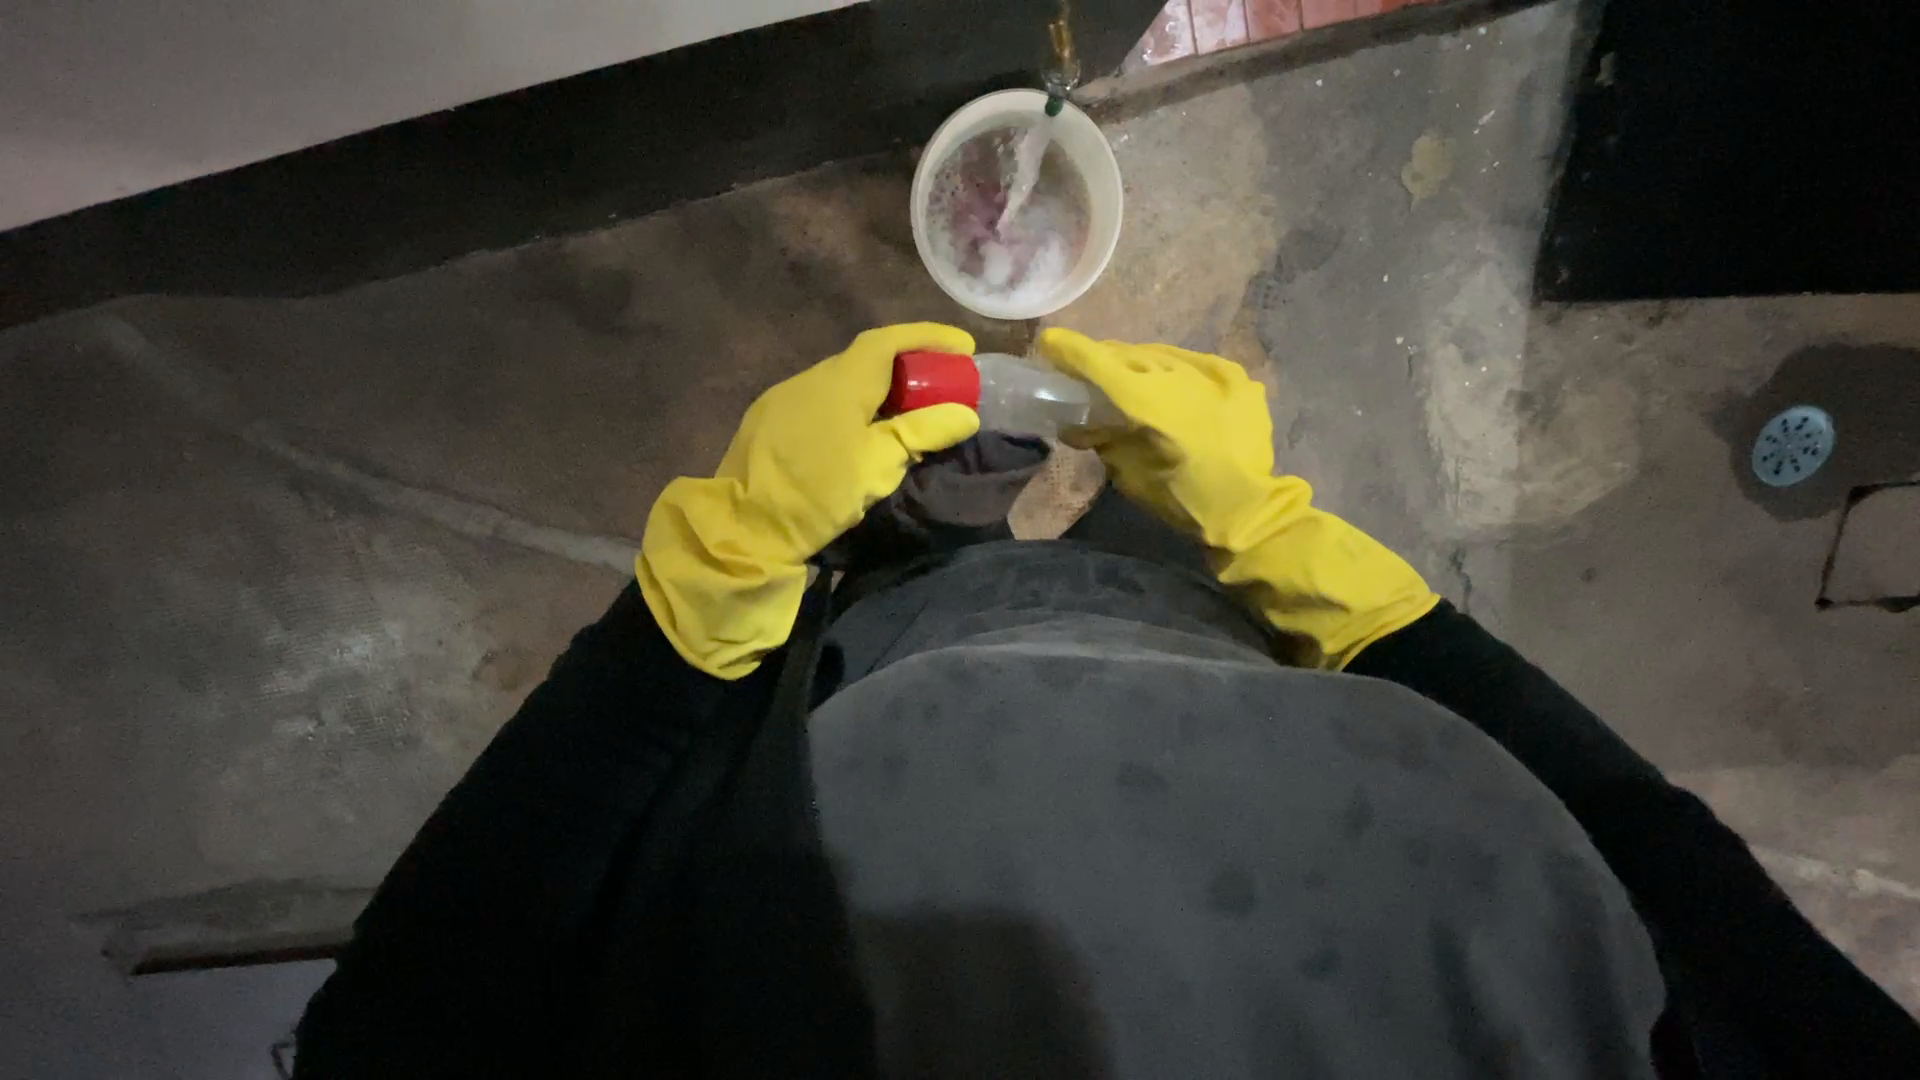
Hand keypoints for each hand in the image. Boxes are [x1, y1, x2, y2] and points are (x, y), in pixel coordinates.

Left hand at [639, 324, 980, 677]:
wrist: (744, 527)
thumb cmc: (817, 492)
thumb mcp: (879, 465)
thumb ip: (924, 433)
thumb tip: (966, 414)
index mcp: (840, 381)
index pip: (889, 340)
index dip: (928, 337)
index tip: (962, 347)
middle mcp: (810, 378)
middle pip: (867, 359)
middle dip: (909, 366)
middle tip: (942, 384)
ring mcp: (785, 399)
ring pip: (843, 381)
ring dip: (880, 389)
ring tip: (909, 411)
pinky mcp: (770, 422)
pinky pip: (823, 402)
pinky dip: (854, 406)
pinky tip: (863, 431)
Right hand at [1039, 328, 1437, 668]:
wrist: (1249, 510)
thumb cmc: (1181, 500)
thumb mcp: (1129, 474)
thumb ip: (1103, 440)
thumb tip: (1076, 424)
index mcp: (1148, 402)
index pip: (1101, 363)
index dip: (1072, 350)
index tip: (1050, 343)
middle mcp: (1179, 375)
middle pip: (1129, 354)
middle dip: (1103, 360)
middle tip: (1087, 372)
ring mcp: (1212, 372)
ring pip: (1161, 355)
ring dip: (1138, 364)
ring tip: (1128, 379)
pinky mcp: (1235, 377)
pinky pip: (1193, 364)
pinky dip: (1174, 373)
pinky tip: (1171, 388)